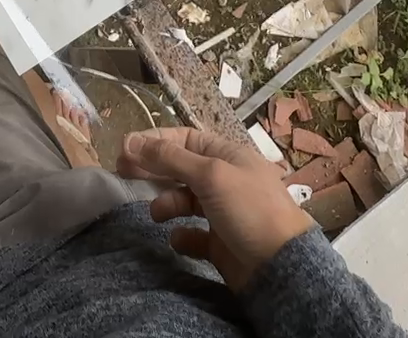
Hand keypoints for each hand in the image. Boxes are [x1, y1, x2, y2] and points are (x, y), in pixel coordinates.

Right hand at [118, 127, 314, 289]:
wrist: (284, 269)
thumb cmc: (249, 209)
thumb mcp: (209, 174)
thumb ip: (169, 157)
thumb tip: (131, 140)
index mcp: (225, 154)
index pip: (182, 139)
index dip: (153, 141)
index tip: (125, 148)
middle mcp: (223, 179)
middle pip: (179, 167)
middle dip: (152, 169)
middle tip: (123, 173)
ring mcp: (222, 211)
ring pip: (183, 199)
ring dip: (166, 203)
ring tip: (156, 214)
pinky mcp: (221, 241)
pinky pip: (193, 233)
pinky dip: (182, 235)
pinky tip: (178, 239)